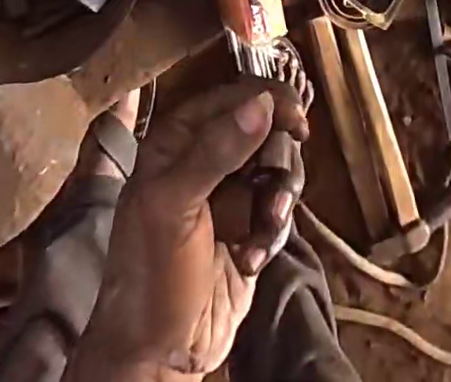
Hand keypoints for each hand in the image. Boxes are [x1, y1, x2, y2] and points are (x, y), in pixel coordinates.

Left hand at [68, 79, 308, 381]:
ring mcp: (231, 190)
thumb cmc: (153, 273)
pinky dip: (274, 228)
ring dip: (278, 198)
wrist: (160, 355)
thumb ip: (217, 149)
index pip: (232, 96)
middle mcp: (207, 156)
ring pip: (279, 165)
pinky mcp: (251, 222)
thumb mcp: (174, 206)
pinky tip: (255, 255)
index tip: (297, 120)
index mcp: (179, 139)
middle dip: (276, 159)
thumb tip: (264, 101)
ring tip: (264, 229)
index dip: (268, 100)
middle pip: (265, 127)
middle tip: (275, 186)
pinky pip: (280, 204)